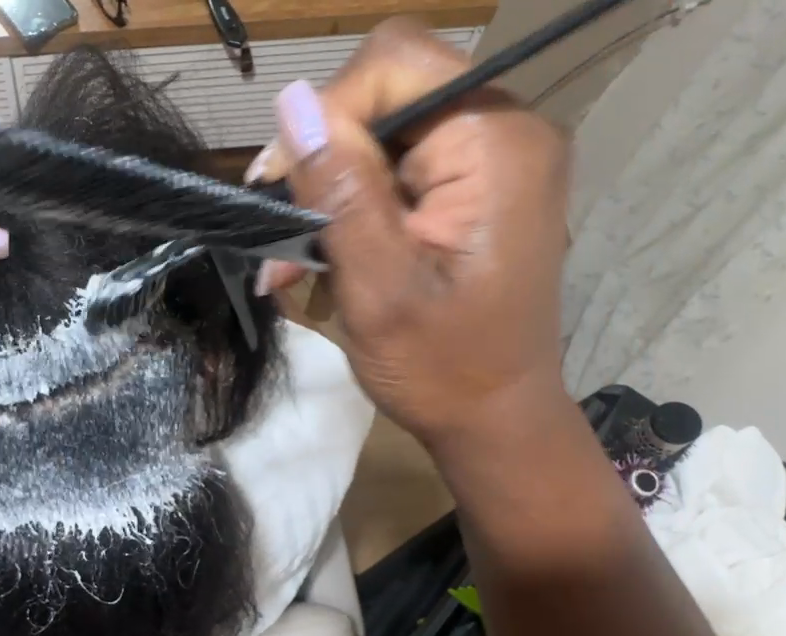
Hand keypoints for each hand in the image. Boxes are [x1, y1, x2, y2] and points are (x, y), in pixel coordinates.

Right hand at [248, 18, 571, 443]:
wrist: (494, 420)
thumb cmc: (441, 369)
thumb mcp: (378, 287)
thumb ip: (340, 190)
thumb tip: (292, 101)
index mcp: (495, 143)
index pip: (395, 65)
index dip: (326, 112)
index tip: (281, 184)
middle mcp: (506, 131)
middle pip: (388, 95)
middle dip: (322, 160)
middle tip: (279, 232)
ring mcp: (494, 160)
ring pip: (384, 136)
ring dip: (328, 194)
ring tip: (289, 263)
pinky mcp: (477, 189)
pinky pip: (400, 171)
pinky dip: (354, 210)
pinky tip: (320, 258)